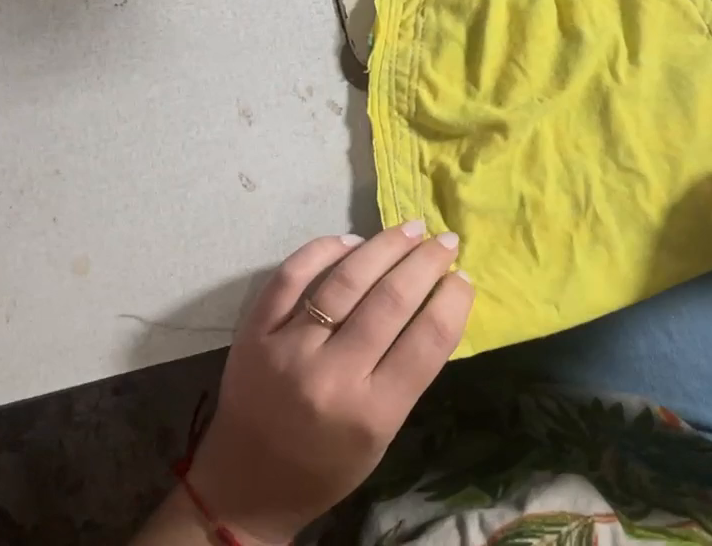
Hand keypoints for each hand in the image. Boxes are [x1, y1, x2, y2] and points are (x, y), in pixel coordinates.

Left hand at [185, 222, 471, 543]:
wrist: (246, 484)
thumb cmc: (326, 465)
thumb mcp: (381, 433)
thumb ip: (406, 372)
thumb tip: (435, 301)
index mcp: (371, 413)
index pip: (426, 341)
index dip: (452, 302)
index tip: (465, 277)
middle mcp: (331, 376)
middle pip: (390, 301)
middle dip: (425, 263)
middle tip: (446, 241)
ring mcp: (288, 348)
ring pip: (345, 279)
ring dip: (384, 247)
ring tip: (411, 229)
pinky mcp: (255, 330)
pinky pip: (292, 275)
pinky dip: (324, 250)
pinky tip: (351, 240)